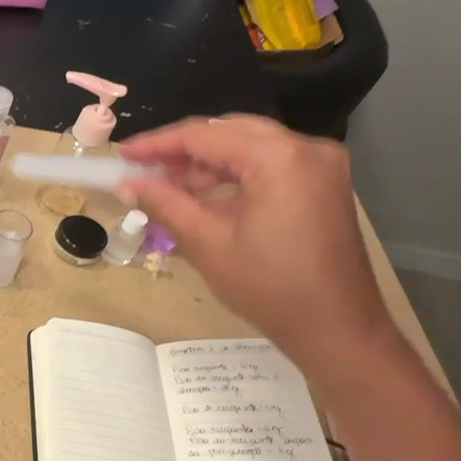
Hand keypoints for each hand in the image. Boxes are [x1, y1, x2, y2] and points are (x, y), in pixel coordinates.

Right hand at [115, 115, 397, 365]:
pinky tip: (204, 196)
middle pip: (229, 132)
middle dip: (183, 150)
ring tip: (168, 188)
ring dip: (207, 163)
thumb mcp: (207, 243)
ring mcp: (320, 165)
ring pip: (249, 145)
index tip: (123, 155)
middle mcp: (305, 148)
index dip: (158, 144)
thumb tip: (126, 185)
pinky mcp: (323, 184)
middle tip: (142, 169)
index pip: (204, 135)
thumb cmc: (269, 287)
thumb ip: (164, 203)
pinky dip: (234, 174)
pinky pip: (269, 163)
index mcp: (279, 158)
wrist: (337, 328)